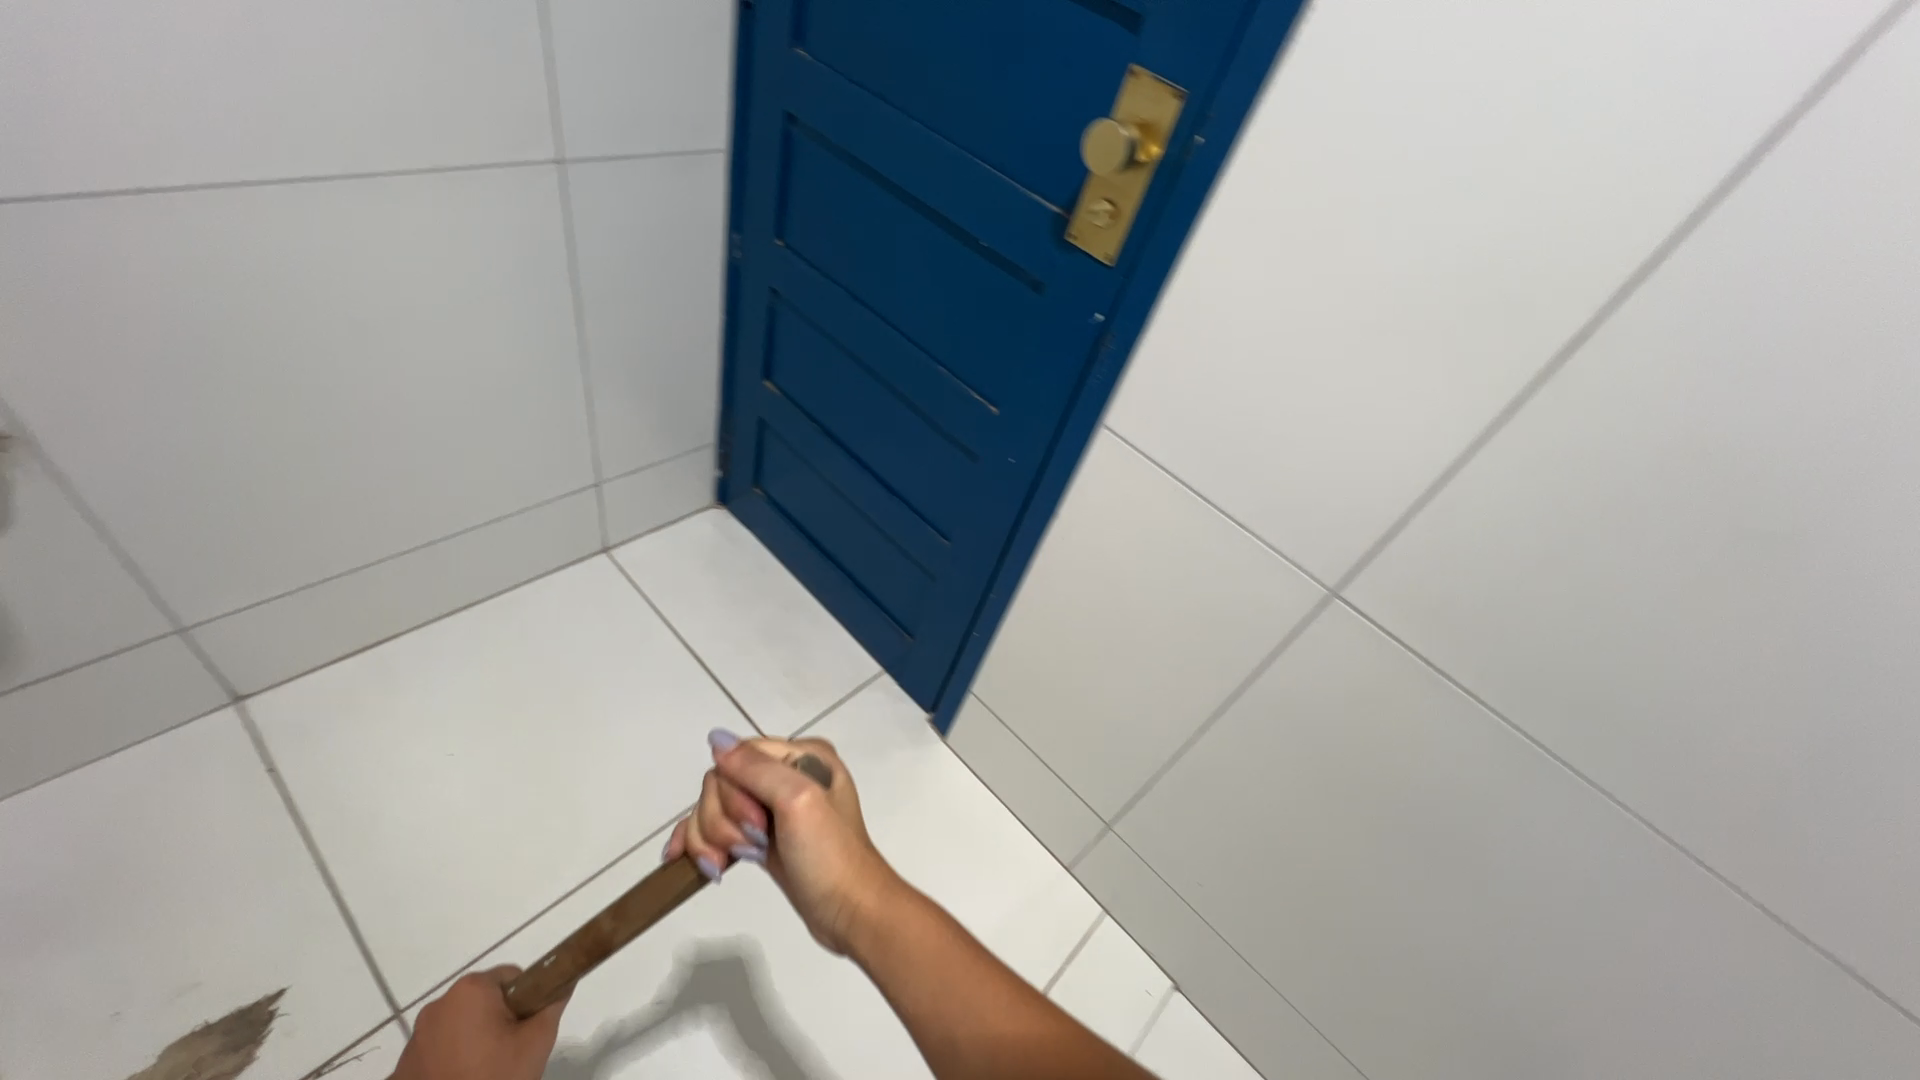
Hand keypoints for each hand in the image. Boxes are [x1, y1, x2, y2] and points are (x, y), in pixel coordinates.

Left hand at [392, 966, 566, 1079]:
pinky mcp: (402, 1068)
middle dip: (499, 1019)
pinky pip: (436, 1051)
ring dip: (473, 1039)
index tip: (528, 1025)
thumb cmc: (495, 1075)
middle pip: (483, 1000)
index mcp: (470, 991)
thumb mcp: (538, 1040)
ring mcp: (414, 1039)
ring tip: (486, 1070)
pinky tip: (462, 1078)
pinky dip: (450, 1060)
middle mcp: (437, 1006)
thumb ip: (553, 1004)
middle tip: (511, 1050)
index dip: (526, 998)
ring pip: (459, 1025)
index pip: (511, 976)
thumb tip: (563, 984)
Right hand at [664, 730, 903, 954]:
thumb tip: (715, 738)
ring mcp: (772, 807)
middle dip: (723, 821)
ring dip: (711, 838)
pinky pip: (715, 828)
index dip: (735, 793)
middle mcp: (786, 774)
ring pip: (712, 808)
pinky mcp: (761, 836)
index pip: (739, 757)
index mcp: (801, 755)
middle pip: (721, 783)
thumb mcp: (798, 801)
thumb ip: (756, 768)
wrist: (848, 911)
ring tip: (728, 864)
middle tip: (751, 848)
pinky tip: (685, 860)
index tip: (757, 825)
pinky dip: (699, 843)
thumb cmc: (828, 854)